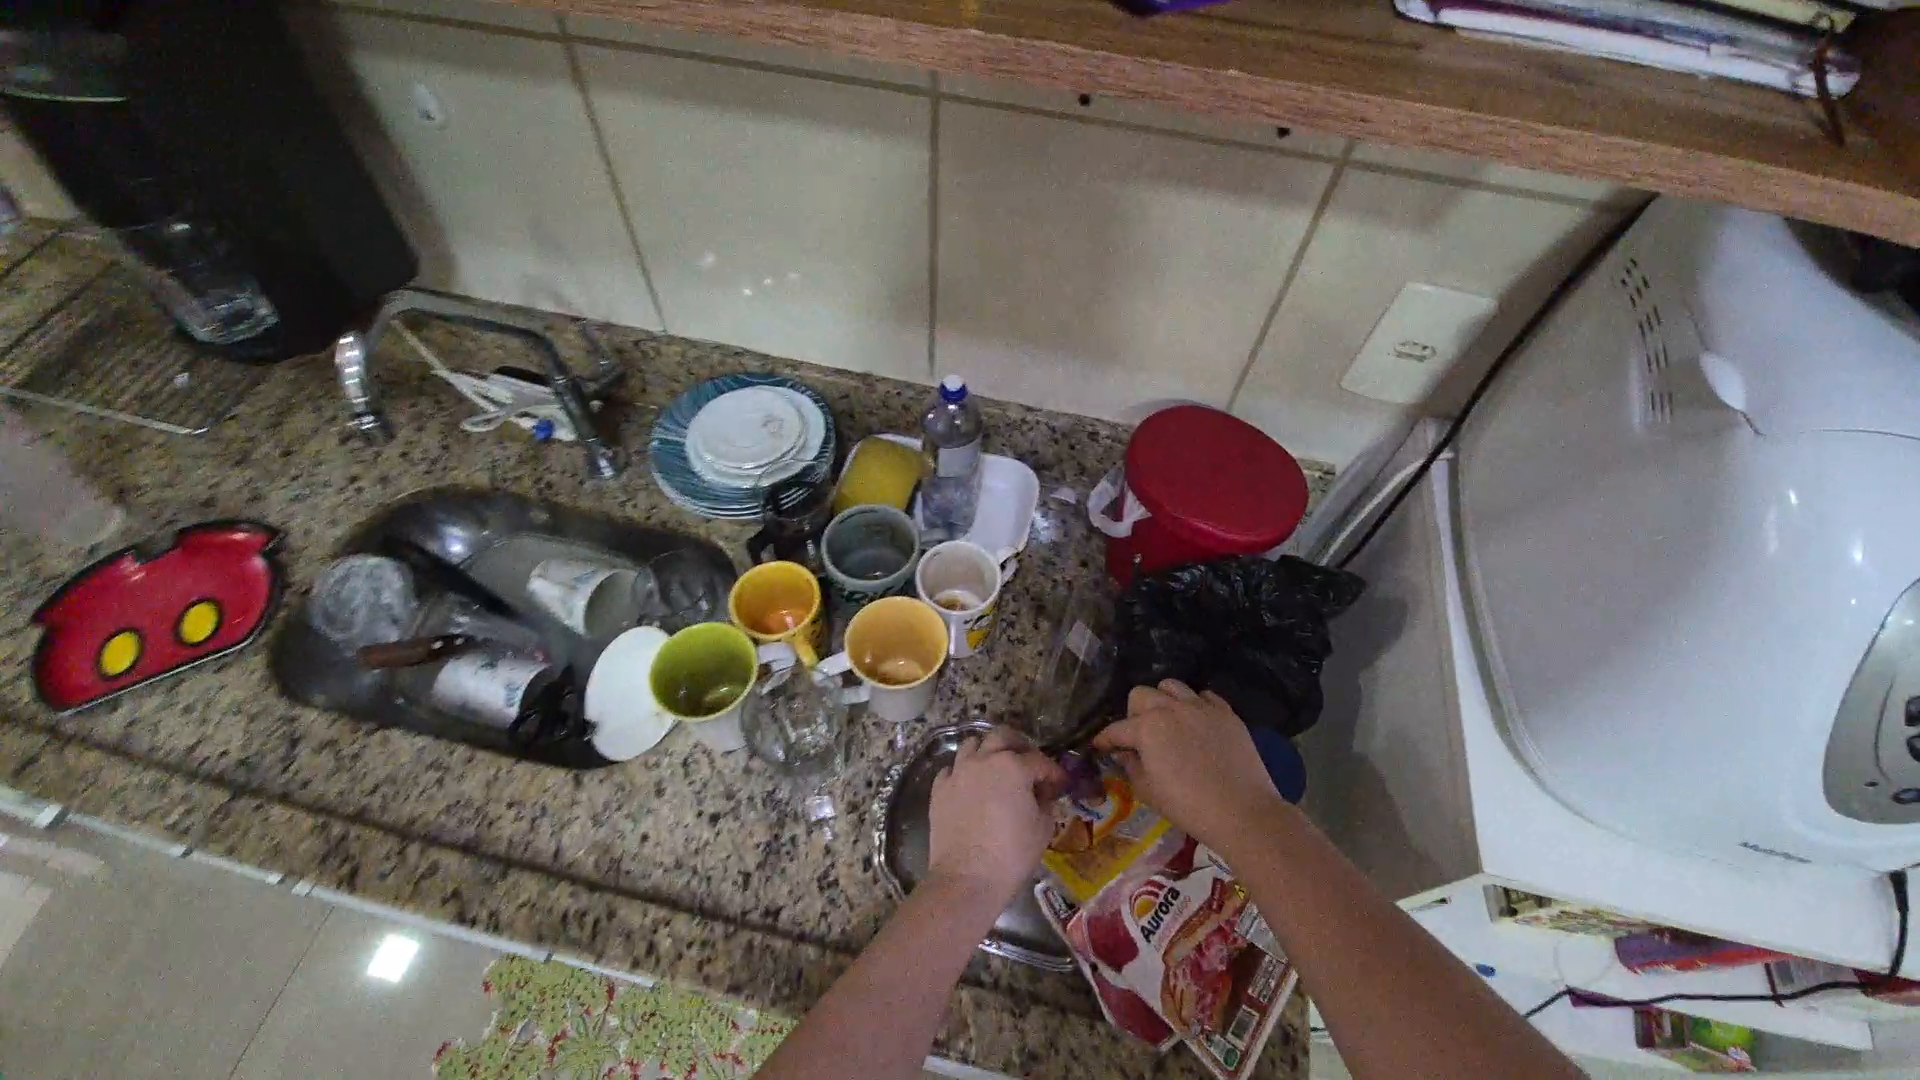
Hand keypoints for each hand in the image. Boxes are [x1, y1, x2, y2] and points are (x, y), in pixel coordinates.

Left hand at [927, 727, 1067, 904]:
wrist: (967, 877)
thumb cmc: (1012, 853)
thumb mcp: (1043, 827)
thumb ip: (1045, 802)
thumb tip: (1042, 794)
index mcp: (1013, 766)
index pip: (1039, 760)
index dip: (1053, 772)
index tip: (1060, 783)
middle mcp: (983, 760)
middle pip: (1001, 736)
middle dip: (1018, 744)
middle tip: (1027, 760)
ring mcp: (957, 772)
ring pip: (971, 745)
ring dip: (987, 752)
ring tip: (995, 769)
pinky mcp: (939, 789)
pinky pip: (951, 769)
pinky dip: (962, 772)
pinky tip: (970, 787)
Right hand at [1094, 679, 1285, 857]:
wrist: (1242, 812)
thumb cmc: (1188, 806)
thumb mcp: (1148, 791)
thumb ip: (1131, 766)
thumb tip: (1125, 753)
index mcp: (1147, 727)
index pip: (1117, 729)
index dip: (1105, 739)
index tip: (1100, 746)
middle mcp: (1171, 708)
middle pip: (1141, 694)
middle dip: (1133, 713)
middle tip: (1138, 736)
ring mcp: (1201, 707)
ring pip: (1172, 686)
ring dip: (1163, 701)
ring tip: (1167, 722)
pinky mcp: (1226, 713)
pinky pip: (1204, 696)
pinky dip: (1196, 705)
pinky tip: (1196, 723)